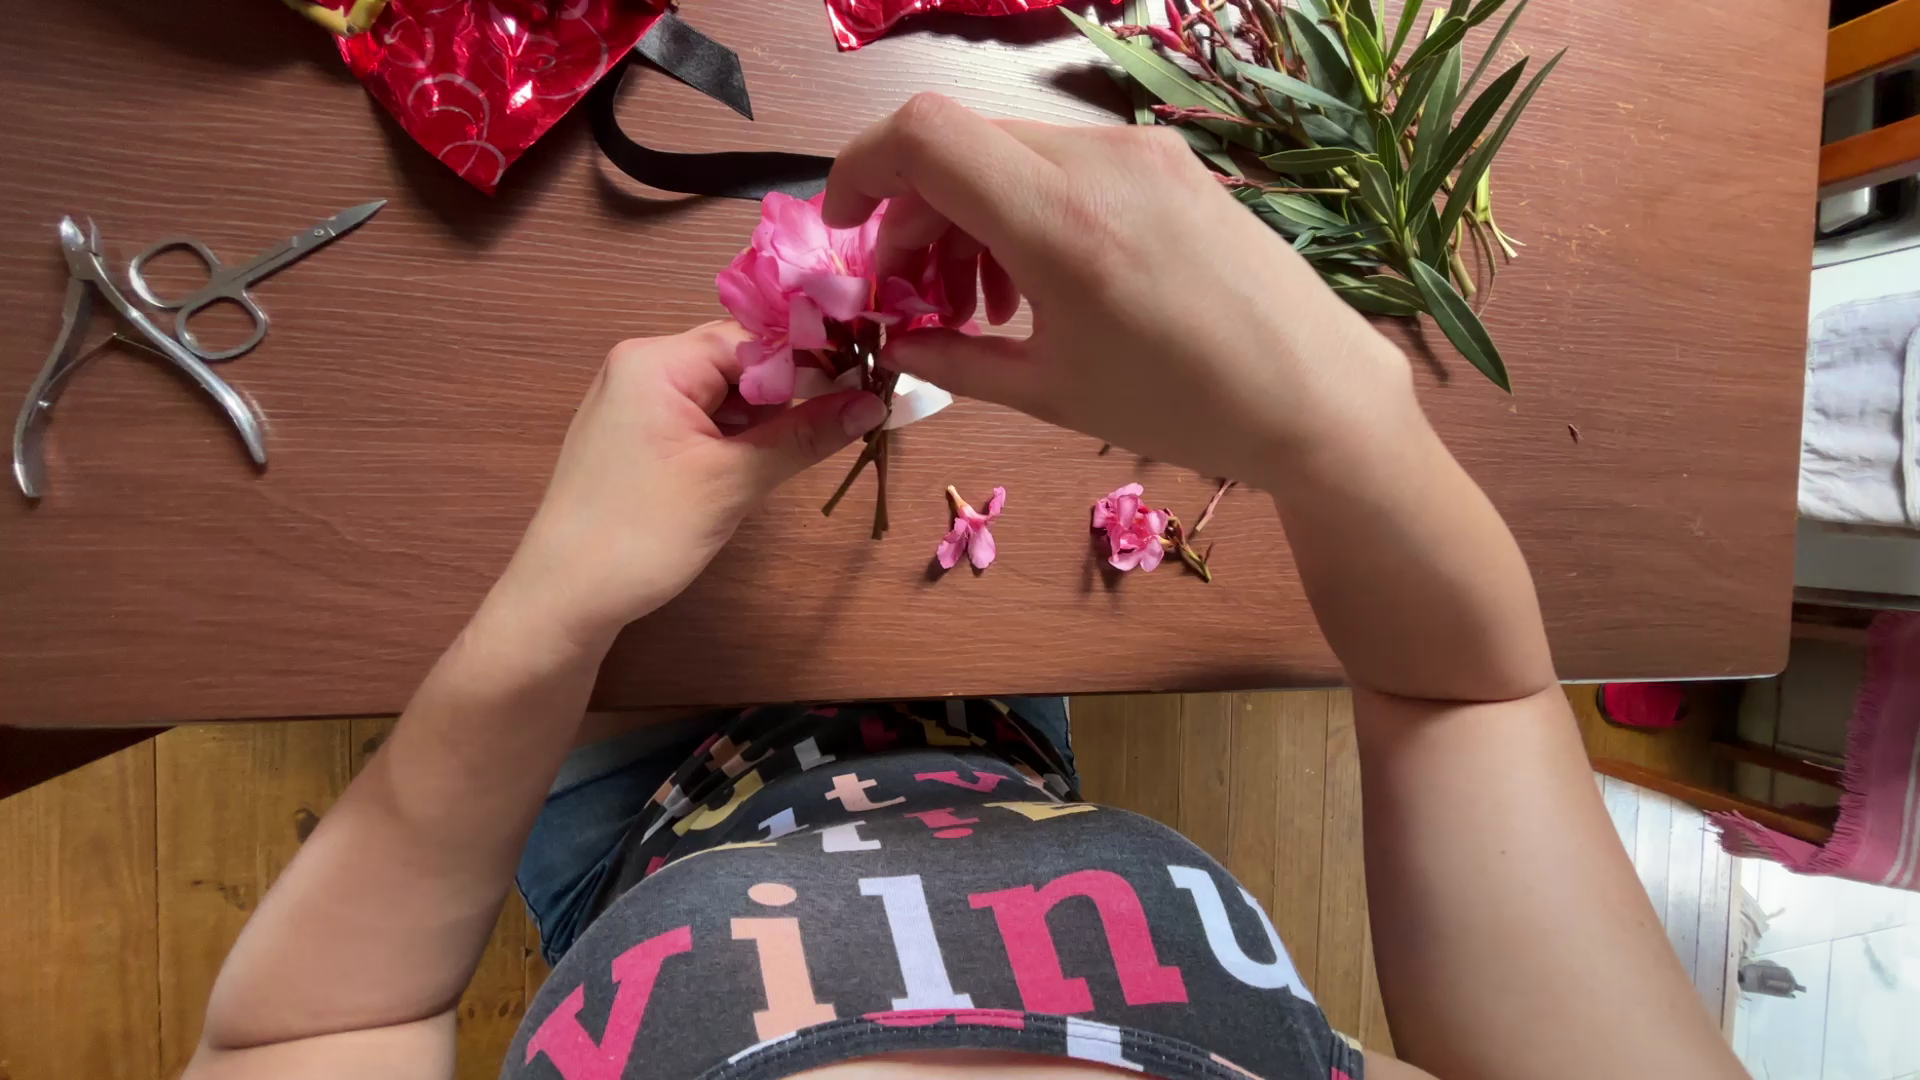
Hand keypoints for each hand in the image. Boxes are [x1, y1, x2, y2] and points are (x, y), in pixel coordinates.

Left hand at [489, 323, 885, 651]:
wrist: (565, 599)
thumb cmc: (643, 533)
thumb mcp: (732, 481)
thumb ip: (805, 435)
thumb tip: (874, 403)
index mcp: (657, 361)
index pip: (753, 339)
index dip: (811, 360)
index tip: (866, 384)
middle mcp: (645, 366)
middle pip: (741, 361)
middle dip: (791, 393)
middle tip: (843, 420)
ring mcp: (640, 401)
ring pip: (727, 393)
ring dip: (767, 419)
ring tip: (800, 449)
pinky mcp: (643, 435)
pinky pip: (707, 418)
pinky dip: (740, 437)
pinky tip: (757, 465)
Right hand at [824, 93, 1418, 482]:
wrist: (1312, 396)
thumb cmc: (1178, 407)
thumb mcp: (1049, 394)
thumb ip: (955, 361)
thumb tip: (895, 343)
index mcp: (1059, 222)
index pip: (922, 136)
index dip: (860, 169)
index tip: (847, 230)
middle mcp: (1097, 161)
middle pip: (961, 148)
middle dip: (917, 219)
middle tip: (923, 297)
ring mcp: (1140, 153)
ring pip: (1012, 156)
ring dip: (971, 220)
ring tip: (986, 305)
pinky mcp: (1169, 165)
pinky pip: (1067, 168)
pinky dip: (1025, 214)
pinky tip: (1041, 281)